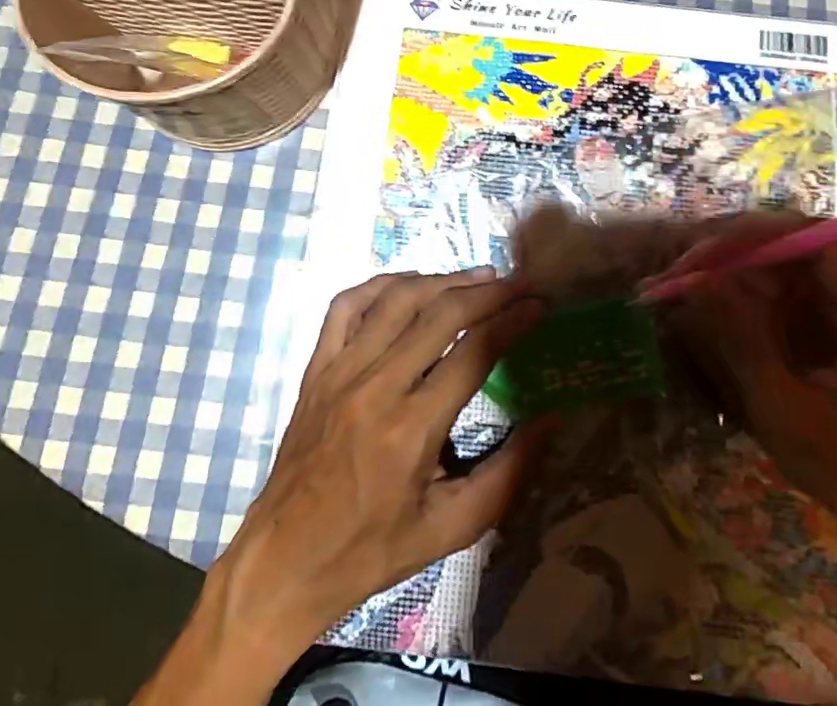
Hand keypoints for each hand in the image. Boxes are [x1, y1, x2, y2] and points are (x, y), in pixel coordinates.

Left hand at [209, 268, 550, 649]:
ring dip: (440, 280)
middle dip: (485, 292)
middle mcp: (375, 387)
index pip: (474, 352)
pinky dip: (380, 285)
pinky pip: (345, 308)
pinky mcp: (315, 369)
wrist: (286, 559)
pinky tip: (409, 284)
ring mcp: (338, 372)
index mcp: (411, 428)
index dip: (511, 321)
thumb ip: (509, 472)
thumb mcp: (453, 527)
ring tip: (476, 278)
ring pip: (394, 301)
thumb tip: (550, 419)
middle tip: (516, 283)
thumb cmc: (373, 549)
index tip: (538, 304)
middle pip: (438, 315)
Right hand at [658, 216, 836, 534]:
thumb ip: (742, 339)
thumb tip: (698, 280)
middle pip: (801, 246)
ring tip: (679, 281)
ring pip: (785, 262)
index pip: (826, 245)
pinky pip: (781, 285)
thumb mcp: (783, 409)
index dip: (763, 235)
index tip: (704, 250)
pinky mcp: (831, 316)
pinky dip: (740, 288)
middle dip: (736, 251)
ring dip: (731, 267)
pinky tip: (703, 297)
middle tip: (679, 268)